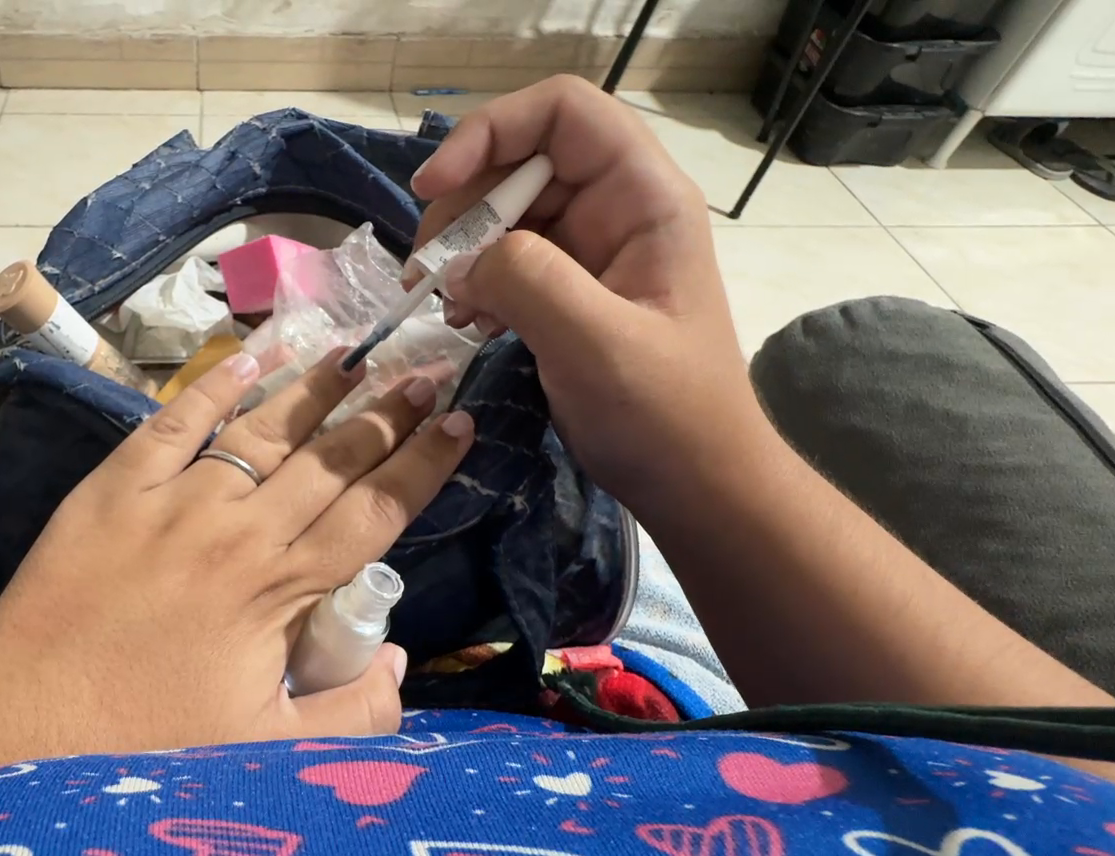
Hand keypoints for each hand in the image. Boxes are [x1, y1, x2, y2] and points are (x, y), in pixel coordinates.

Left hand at [0, 350, 475, 757]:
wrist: (22, 721)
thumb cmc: (146, 744)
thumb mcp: (267, 752)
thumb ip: (351, 714)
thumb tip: (398, 662)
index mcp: (278, 589)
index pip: (373, 512)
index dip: (423, 465)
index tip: (462, 421)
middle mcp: (234, 529)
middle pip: (328, 460)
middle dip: (385, 414)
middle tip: (425, 369)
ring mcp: (171, 501)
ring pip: (260, 431)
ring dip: (313, 390)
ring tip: (356, 355)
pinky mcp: (113, 489)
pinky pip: (174, 424)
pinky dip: (214, 388)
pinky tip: (250, 357)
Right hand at [410, 76, 773, 512]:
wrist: (691, 480)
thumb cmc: (662, 412)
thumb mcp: (593, 342)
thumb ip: (526, 281)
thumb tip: (459, 265)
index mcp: (641, 198)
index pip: (561, 115)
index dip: (489, 133)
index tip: (430, 189)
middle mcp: (614, 212)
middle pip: (520, 166)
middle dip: (462, 209)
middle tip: (423, 273)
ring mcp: (589, 257)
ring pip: (504, 221)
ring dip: (460, 255)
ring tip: (440, 306)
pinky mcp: (567, 298)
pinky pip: (505, 268)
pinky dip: (473, 289)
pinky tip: (464, 325)